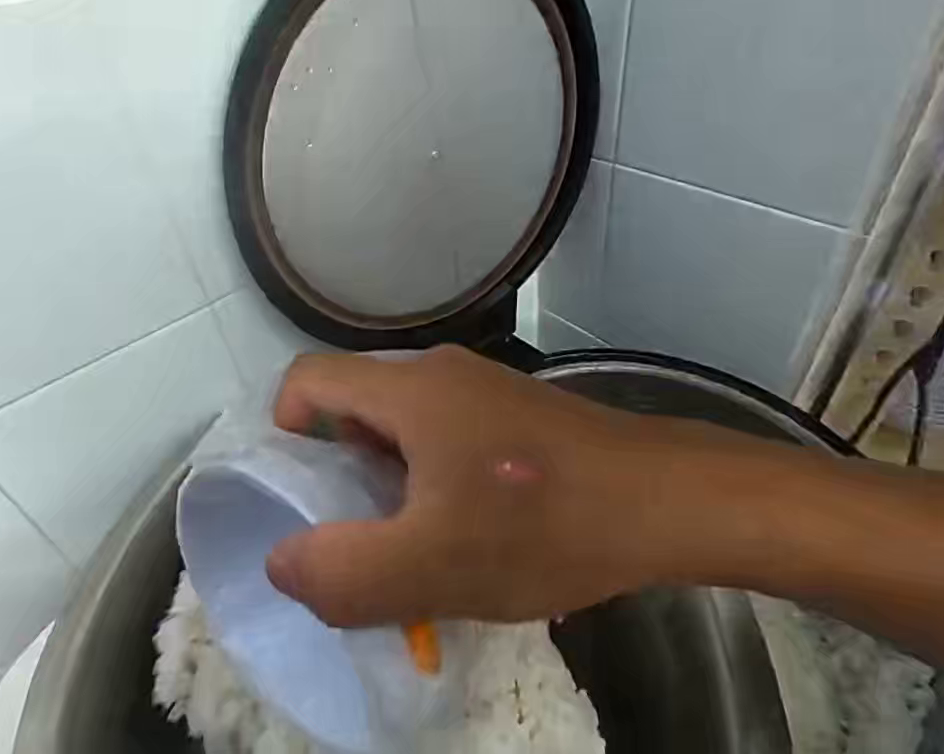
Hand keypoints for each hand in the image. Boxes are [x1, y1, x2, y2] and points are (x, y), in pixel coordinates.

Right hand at [263, 345, 725, 626]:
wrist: (660, 498)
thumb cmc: (541, 525)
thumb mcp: (430, 567)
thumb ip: (341, 571)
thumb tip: (283, 560)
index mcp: (409, 388)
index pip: (309, 378)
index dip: (286, 433)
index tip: (309, 496)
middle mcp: (440, 371)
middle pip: (355, 405)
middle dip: (342, 473)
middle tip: (368, 537)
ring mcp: (482, 386)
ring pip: (402, 423)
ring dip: (391, 481)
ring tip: (421, 543)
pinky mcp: (513, 409)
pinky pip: (445, 432)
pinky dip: (432, 476)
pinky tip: (470, 528)